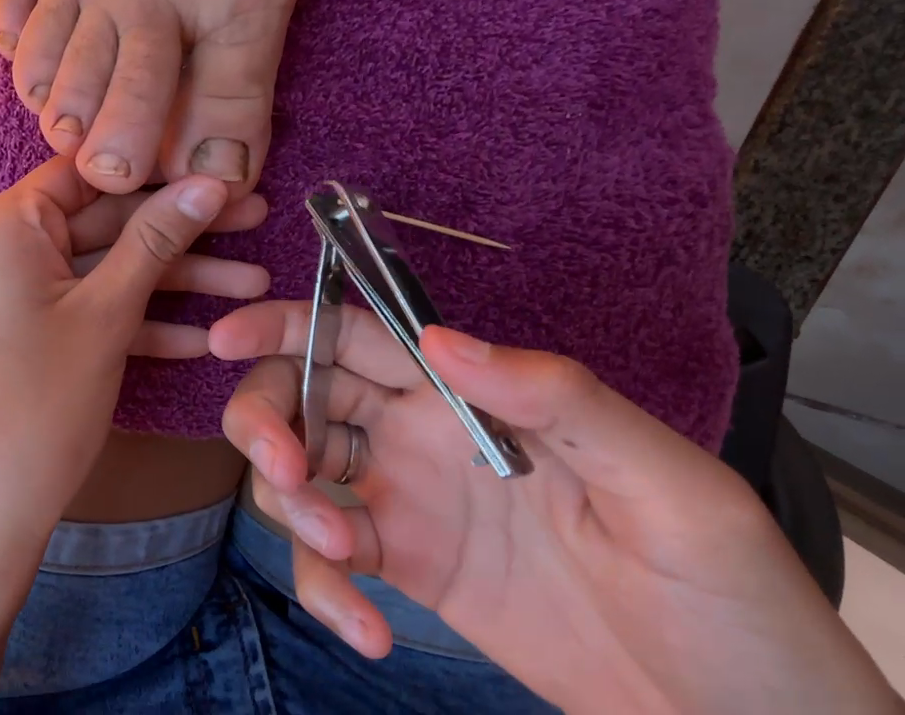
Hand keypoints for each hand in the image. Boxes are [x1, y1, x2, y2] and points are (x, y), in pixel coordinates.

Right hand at [0, 0, 377, 194]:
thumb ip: (243, 71)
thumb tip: (227, 159)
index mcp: (204, 10)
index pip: (171, 128)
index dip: (162, 170)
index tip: (161, 184)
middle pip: (91, 105)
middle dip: (99, 150)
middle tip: (100, 167)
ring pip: (42, 63)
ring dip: (52, 102)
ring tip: (61, 120)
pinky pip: (9, 5)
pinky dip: (16, 42)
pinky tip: (25, 51)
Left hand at [0, 157, 264, 711]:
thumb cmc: (40, 402)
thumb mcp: (107, 313)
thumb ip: (156, 240)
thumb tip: (208, 182)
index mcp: (1, 224)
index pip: (88, 174)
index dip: (159, 174)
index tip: (223, 175)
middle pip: (100, 223)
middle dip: (180, 234)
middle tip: (256, 222)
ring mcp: (7, 287)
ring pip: (98, 270)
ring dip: (170, 282)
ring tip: (253, 286)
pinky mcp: (21, 325)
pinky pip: (80, 306)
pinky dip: (133, 318)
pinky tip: (201, 337)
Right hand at [211, 302, 901, 713]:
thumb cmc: (728, 596)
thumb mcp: (666, 486)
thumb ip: (556, 399)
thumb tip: (438, 340)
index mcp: (469, 398)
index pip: (357, 337)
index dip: (285, 326)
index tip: (227, 338)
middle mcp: (420, 438)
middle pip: (303, 399)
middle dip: (265, 421)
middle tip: (281, 468)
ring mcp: (405, 504)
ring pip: (298, 475)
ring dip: (293, 509)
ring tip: (350, 554)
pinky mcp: (403, 570)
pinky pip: (328, 563)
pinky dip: (324, 589)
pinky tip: (365, 629)